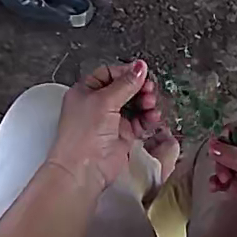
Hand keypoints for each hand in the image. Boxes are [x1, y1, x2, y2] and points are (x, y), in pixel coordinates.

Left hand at [45, 60, 159, 194]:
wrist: (84, 169)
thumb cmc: (84, 135)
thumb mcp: (104, 101)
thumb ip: (125, 83)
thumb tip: (140, 67)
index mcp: (86, 91)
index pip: (109, 73)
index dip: (126, 72)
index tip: (142, 73)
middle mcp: (98, 104)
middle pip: (124, 88)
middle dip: (139, 88)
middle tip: (149, 90)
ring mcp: (111, 120)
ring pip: (134, 104)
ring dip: (146, 102)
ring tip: (151, 104)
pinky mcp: (123, 135)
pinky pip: (140, 121)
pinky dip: (148, 118)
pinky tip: (153, 117)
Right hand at [207, 125, 236, 236]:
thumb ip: (236, 155)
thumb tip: (214, 145)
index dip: (233, 133)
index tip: (220, 140)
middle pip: (236, 147)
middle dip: (225, 153)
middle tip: (220, 163)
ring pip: (230, 164)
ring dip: (221, 168)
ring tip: (222, 178)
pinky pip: (228, 180)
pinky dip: (220, 181)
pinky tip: (216, 186)